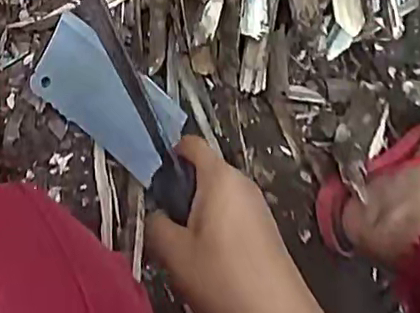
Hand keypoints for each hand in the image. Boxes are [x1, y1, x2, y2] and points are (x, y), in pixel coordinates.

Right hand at [146, 137, 321, 312]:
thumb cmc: (226, 277)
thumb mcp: (175, 253)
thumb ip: (154, 224)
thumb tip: (153, 215)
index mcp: (219, 175)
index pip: (190, 142)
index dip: (170, 155)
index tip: (158, 180)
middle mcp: (240, 181)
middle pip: (203, 171)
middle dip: (184, 194)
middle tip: (172, 225)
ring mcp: (257, 203)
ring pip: (218, 196)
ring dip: (201, 215)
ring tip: (193, 249)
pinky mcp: (266, 227)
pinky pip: (235, 213)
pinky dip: (221, 229)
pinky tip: (216, 261)